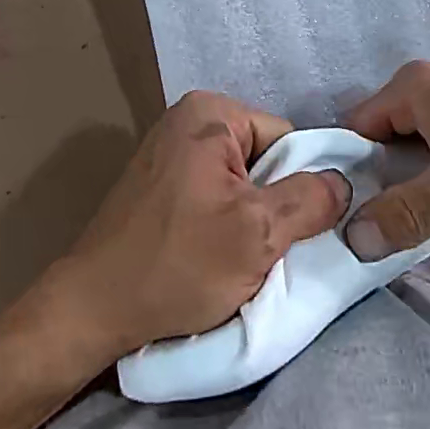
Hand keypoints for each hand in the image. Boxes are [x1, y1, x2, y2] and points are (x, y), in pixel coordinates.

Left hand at [35, 92, 350, 358]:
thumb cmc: (174, 265)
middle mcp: (187, 119)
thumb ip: (312, 198)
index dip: (300, 186)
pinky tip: (211, 254)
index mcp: (211, 112)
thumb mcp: (259, 232)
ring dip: (249, 217)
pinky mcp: (157, 183)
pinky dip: (222, 222)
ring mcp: (168, 150)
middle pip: (266, 159)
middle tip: (264, 246)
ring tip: (236, 255)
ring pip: (242, 181)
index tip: (290, 229)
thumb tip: (344, 181)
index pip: (289, 140)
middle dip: (273, 202)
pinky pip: (214, 193)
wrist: (85, 316)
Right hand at [342, 62, 429, 260]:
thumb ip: (400, 215)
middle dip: (381, 179)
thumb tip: (351, 239)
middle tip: (379, 228)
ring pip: (419, 144)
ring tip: (415, 223)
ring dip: (415, 181)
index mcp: (414, 85)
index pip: (355, 128)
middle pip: (385, 136)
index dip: (347, 171)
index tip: (344, 215)